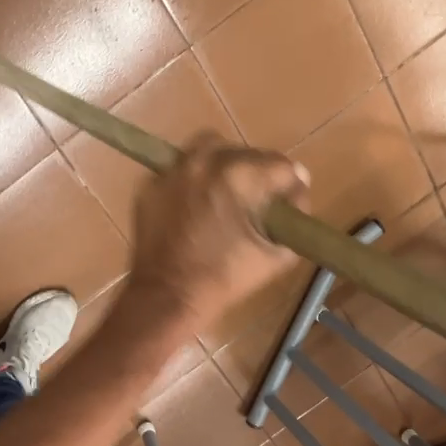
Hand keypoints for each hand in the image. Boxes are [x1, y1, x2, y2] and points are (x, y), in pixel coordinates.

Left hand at [124, 134, 307, 336]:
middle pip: (243, 151)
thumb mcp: (276, 254)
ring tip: (225, 193)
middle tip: (257, 197)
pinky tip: (194, 205)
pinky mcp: (149, 186)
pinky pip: (177, 170)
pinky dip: (190, 181)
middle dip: (256, 171)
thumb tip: (297, 193)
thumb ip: (295, 217)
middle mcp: (203, 161)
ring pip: (205, 149)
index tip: (289, 200)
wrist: (166, 296)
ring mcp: (171, 171)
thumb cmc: (224, 279)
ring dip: (222, 164)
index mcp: (238, 175)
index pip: (279, 164)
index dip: (291, 183)